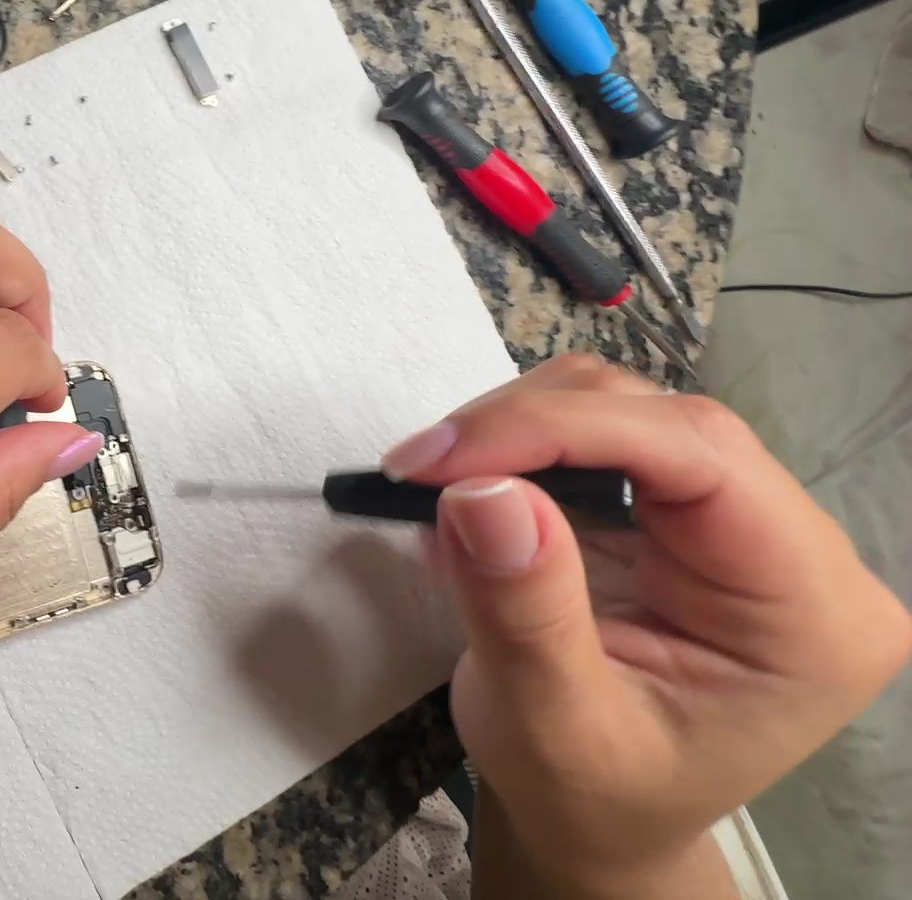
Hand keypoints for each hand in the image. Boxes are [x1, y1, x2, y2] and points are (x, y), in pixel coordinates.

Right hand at [381, 355, 911, 899]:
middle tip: (415, 471)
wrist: (590, 814)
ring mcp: (720, 525)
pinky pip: (578, 436)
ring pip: (612, 406)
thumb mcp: (549, 721)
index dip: (556, 431)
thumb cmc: (585, 792)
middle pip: (654, 417)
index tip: (432, 461)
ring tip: (433, 488)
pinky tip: (461, 502)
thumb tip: (478, 490)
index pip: (696, 456)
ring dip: (505, 429)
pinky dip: (502, 448)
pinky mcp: (656, 516)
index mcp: (805, 609)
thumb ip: (523, 609)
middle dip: (518, 426)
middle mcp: (784, 548)